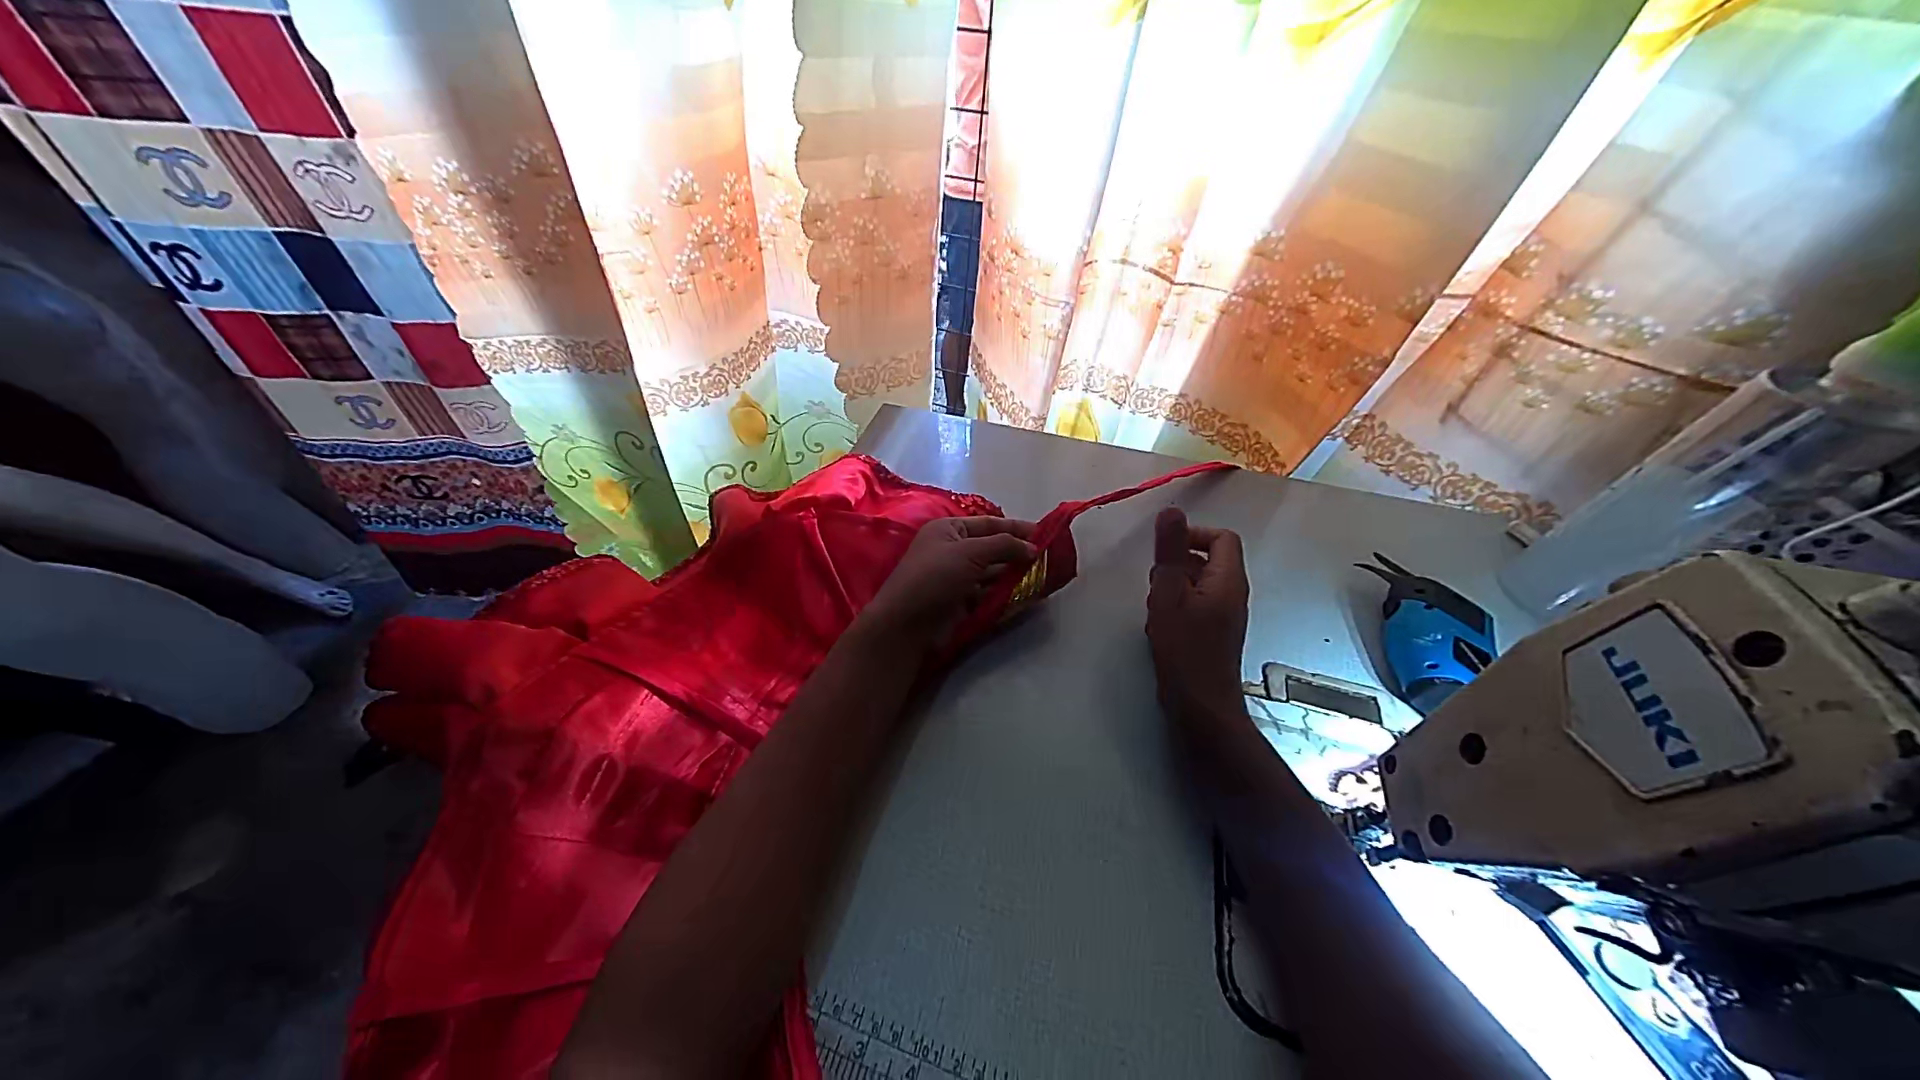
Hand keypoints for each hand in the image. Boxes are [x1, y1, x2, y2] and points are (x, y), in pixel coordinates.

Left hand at [859, 516, 1037, 653]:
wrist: (906, 623)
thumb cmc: (935, 577)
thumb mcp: (970, 552)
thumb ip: (1004, 546)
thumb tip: (1033, 547)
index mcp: (949, 529)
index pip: (990, 523)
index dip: (1017, 528)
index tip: (1045, 534)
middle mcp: (952, 550)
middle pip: (993, 548)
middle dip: (1019, 553)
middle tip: (1049, 559)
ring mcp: (956, 578)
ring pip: (993, 573)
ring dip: (1015, 575)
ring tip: (1044, 578)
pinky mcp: (960, 602)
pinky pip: (989, 594)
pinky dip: (1006, 594)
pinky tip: (1026, 596)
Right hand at [1147, 507, 1248, 719]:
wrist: (1200, 704)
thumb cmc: (1185, 649)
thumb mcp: (1168, 594)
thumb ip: (1169, 551)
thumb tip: (1171, 511)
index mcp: (1228, 580)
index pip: (1222, 538)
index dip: (1194, 535)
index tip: (1165, 549)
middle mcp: (1233, 594)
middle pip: (1209, 559)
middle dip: (1177, 562)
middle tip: (1155, 581)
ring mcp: (1225, 615)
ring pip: (1199, 583)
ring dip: (1173, 585)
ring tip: (1155, 604)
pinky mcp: (1214, 633)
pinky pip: (1196, 604)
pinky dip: (1177, 605)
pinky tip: (1159, 623)